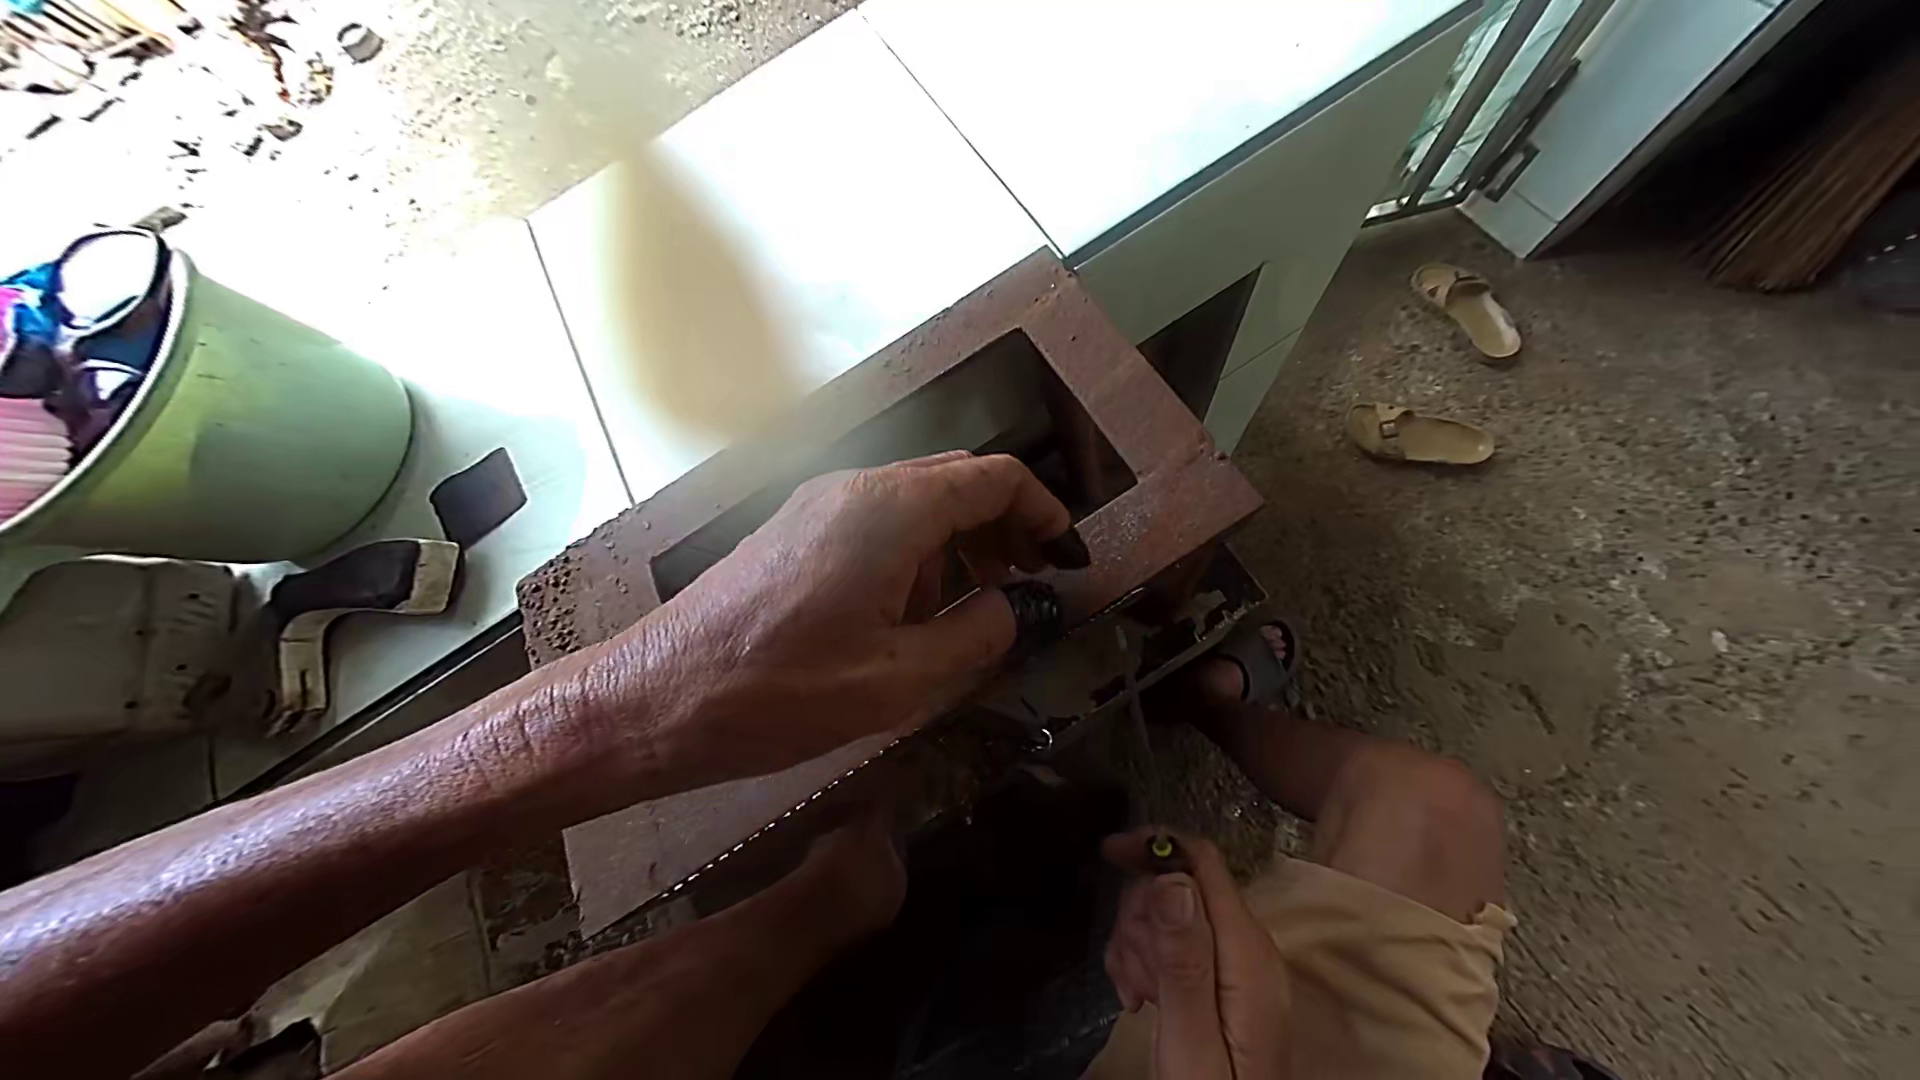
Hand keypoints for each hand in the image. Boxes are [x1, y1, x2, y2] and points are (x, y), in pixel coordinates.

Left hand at [608, 451, 1076, 784]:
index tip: (1066, 558)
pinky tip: (915, 607)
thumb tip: (1011, 606)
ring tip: (979, 599)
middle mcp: (857, 487)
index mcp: (891, 509)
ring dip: (963, 539)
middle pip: (959, 480)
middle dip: (1007, 524)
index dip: (1044, 511)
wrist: (656, 696)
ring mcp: (822, 503)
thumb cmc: (778, 692)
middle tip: (1031, 580)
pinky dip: (920, 550)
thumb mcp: (900, 680)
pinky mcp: (799, 528)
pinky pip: (881, 521)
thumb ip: (977, 634)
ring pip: (920, 500)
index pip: (995, 478)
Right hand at [1103, 828, 1290, 1078]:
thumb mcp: (1190, 1042)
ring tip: (1134, 988)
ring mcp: (1233, 957)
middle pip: (1179, 881)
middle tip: (1132, 966)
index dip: (1156, 846)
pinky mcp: (1217, 971)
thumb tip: (1172, 879)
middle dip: (1141, 911)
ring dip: (1137, 937)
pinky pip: (1168, 934)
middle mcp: (1246, 943)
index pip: (1203, 861)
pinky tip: (1137, 992)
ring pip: (1167, 906)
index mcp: (1247, 952)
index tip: (1109, 854)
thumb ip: (1185, 961)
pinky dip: (1142, 954)